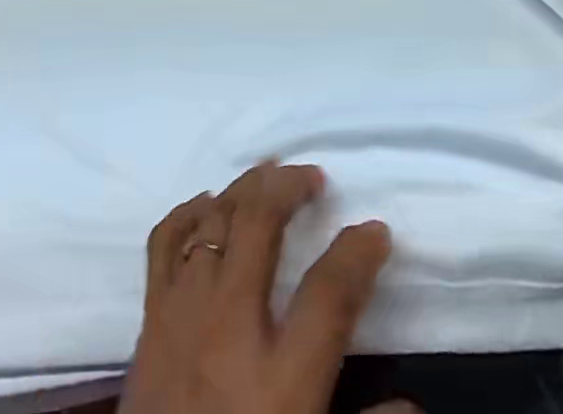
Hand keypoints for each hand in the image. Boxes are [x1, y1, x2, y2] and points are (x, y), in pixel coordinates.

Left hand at [118, 163, 408, 413]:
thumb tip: (414, 405)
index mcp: (282, 373)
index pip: (329, 291)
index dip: (358, 252)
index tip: (375, 230)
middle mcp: (230, 325)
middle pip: (260, 225)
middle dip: (291, 187)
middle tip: (314, 177)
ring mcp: (183, 313)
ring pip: (214, 220)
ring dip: (245, 187)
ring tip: (269, 173)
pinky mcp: (149, 318)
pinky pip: (164, 242)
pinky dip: (188, 211)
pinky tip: (207, 202)